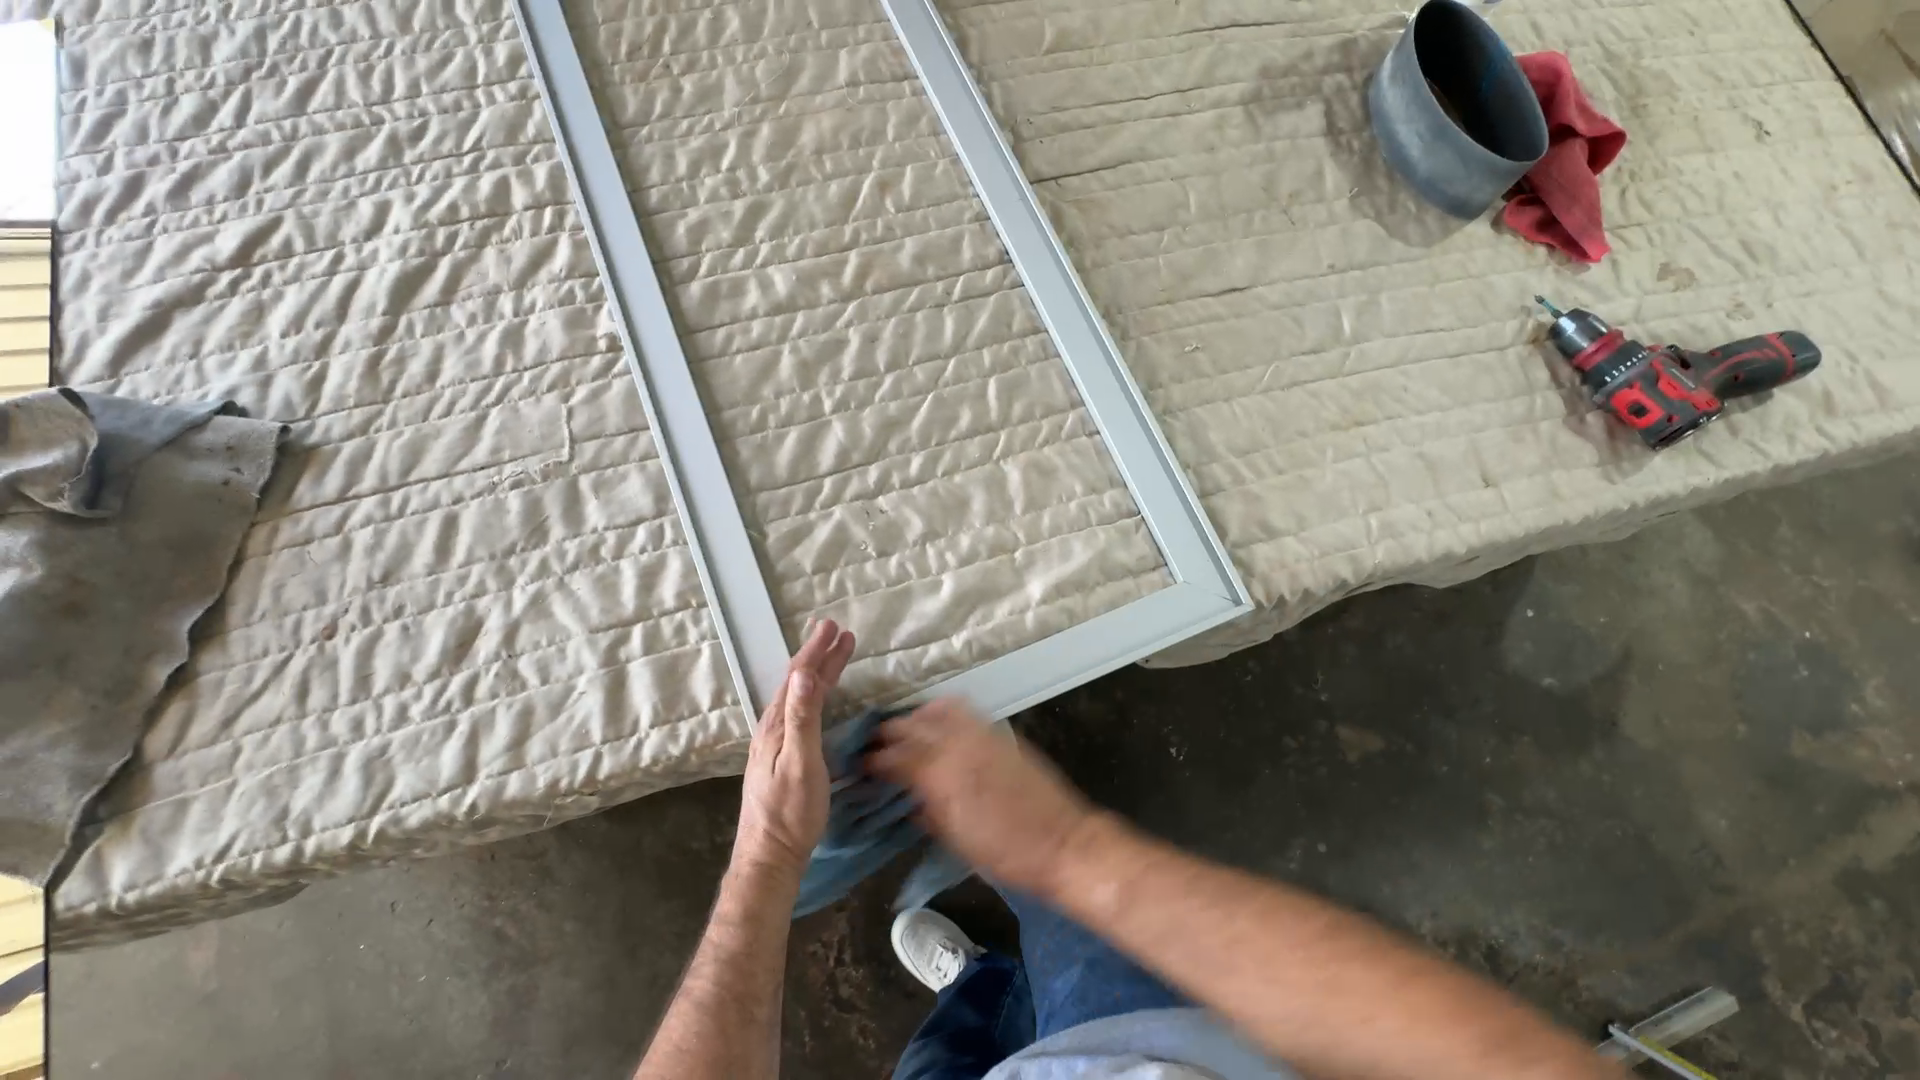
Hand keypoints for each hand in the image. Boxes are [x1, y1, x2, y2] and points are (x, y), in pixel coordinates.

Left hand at [734, 619, 855, 877]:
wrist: (770, 856)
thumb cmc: (791, 812)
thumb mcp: (800, 763)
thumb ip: (802, 718)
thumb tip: (803, 675)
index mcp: (777, 725)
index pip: (799, 678)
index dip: (817, 651)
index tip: (834, 627)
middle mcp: (772, 729)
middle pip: (798, 684)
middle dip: (819, 656)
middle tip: (838, 632)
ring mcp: (773, 744)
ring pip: (797, 698)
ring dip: (817, 674)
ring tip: (833, 657)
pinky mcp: (779, 758)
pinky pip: (798, 712)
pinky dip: (813, 695)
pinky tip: (815, 701)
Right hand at [867, 699, 1098, 894]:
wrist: (1064, 844)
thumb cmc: (1007, 855)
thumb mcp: (957, 843)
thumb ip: (928, 815)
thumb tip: (909, 803)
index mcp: (941, 777)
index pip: (895, 759)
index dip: (873, 762)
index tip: (859, 767)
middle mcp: (958, 747)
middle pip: (911, 728)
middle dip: (887, 736)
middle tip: (872, 747)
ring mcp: (982, 735)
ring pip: (937, 712)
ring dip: (914, 719)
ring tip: (902, 732)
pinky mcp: (1000, 735)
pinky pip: (964, 712)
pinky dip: (942, 712)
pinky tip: (937, 723)